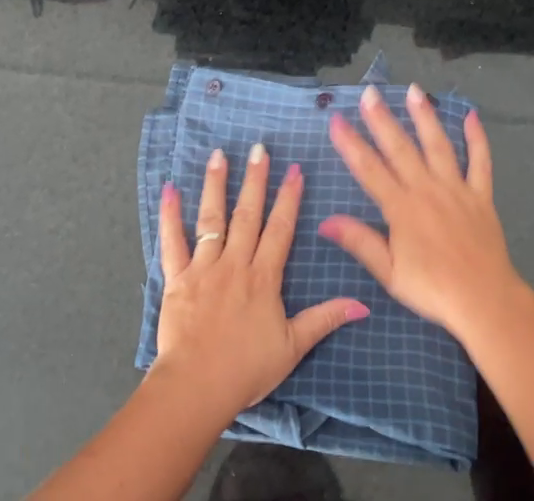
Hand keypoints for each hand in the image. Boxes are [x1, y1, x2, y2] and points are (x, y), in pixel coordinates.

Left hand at [152, 143, 370, 415]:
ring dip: (216, 184)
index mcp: (264, 277)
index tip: (294, 170)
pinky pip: (172, 241)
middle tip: (259, 147)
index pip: (281, 229)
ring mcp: (203, 267)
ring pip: (212, 218)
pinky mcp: (176, 278)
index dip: (289, 199)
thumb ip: (325, 319)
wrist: (198, 385)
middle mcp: (235, 263)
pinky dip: (170, 214)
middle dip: (255, 179)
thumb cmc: (247, 369)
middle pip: (248, 214)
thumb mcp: (293, 346)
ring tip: (219, 155)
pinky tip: (170, 189)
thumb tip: (363, 305)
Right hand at [322, 84, 524, 337]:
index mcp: (401, 208)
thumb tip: (325, 221)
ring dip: (424, 116)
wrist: (485, 300)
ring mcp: (456, 189)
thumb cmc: (433, 290)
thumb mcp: (389, 273)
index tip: (336, 120)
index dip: (351, 143)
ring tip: (414, 90)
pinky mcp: (481, 196)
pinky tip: (471, 116)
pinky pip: (480, 161)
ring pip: (437, 145)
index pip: (369, 169)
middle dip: (382, 119)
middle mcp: (426, 190)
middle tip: (369, 92)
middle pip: (400, 148)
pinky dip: (476, 138)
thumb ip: (360, 242)